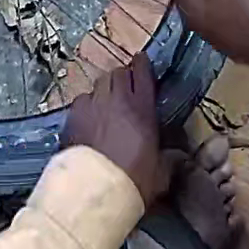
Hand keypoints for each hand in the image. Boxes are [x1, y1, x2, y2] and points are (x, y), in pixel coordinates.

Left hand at [62, 54, 166, 202]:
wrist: (93, 189)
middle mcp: (115, 100)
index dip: (143, 64)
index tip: (143, 60)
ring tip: (108, 101)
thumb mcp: (161, 173)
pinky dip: (88, 103)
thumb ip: (169, 159)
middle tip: (127, 87)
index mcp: (141, 109)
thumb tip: (176, 157)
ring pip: (99, 83)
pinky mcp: (72, 114)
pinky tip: (90, 115)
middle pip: (118, 73)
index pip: (142, 74)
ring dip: (106, 88)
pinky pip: (82, 99)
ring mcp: (91, 104)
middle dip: (124, 77)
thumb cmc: (133, 182)